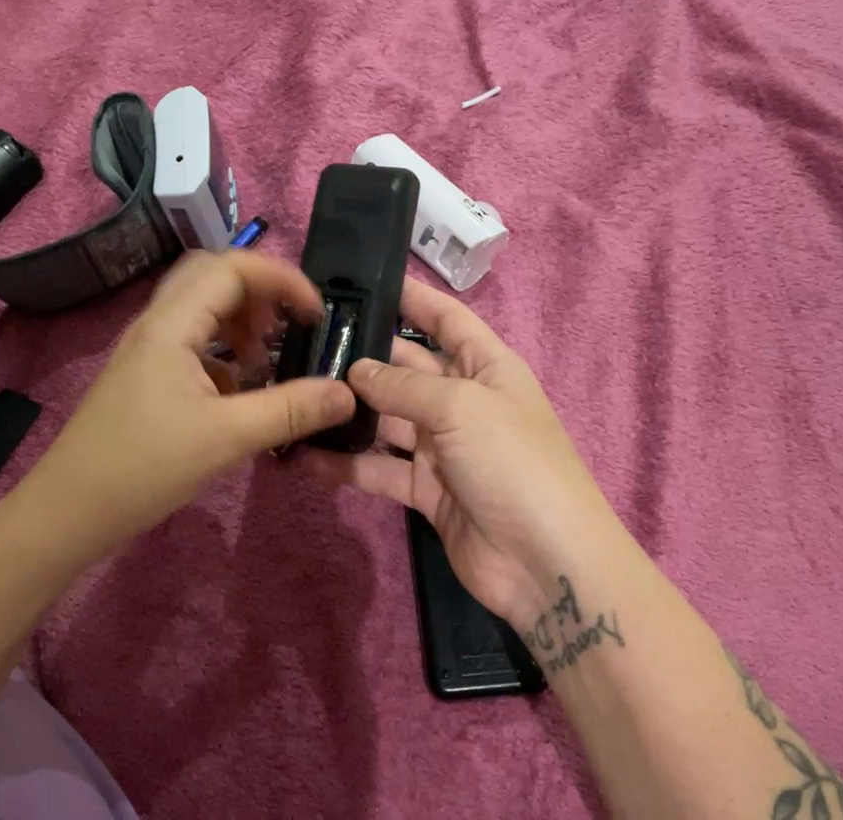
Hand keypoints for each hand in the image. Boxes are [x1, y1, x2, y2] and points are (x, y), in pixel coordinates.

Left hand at [21, 251, 355, 556]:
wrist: (68, 512)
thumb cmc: (143, 468)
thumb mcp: (226, 439)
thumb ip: (290, 411)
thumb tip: (346, 393)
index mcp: (171, 325)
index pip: (232, 268)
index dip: (282, 280)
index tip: (317, 315)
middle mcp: (156, 325)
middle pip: (214, 277)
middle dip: (261, 295)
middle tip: (290, 328)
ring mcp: (147, 350)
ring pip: (201, 309)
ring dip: (241, 323)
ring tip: (267, 361)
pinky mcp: (145, 376)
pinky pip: (191, 341)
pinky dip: (223, 351)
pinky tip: (239, 391)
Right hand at [303, 279, 621, 622]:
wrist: (545, 561)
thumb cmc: (512, 462)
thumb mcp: (460, 407)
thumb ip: (403, 385)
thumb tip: (356, 370)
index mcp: (486, 367)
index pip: (446, 318)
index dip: (413, 298)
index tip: (366, 280)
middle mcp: (463, 401)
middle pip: (407, 368)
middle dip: (364, 357)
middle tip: (305, 345)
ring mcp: (444, 448)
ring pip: (388, 420)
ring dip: (349, 412)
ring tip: (297, 397)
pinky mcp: (427, 491)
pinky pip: (381, 469)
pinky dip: (348, 465)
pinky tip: (307, 458)